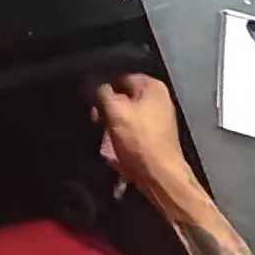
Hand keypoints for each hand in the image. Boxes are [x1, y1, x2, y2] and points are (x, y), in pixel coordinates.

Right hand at [94, 73, 212, 223]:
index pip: (118, 77)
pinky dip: (122, 131)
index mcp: (153, 86)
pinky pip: (133, 125)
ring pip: (126, 111)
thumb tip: (97, 86)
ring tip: (104, 133)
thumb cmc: (138, 139)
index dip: (103, 89)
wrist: (161, 177)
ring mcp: (159, 117)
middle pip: (123, 95)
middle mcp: (159, 98)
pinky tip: (115, 141)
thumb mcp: (114, 109)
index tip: (94, 103)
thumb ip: (102, 91)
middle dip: (107, 106)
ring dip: (112, 120)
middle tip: (97, 119)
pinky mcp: (156, 135)